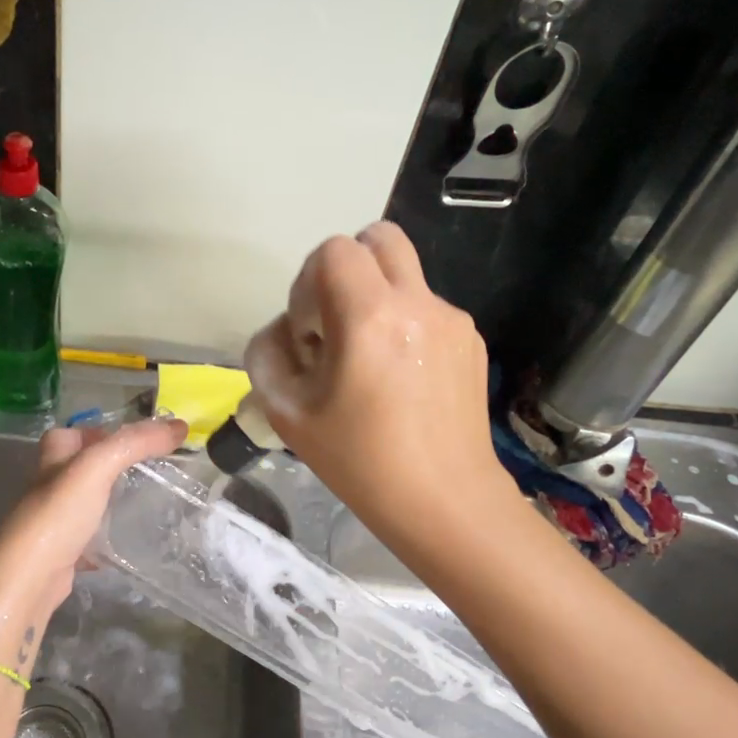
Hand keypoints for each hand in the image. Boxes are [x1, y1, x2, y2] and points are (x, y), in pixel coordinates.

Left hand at [0, 418, 187, 632]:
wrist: (31, 576)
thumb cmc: (59, 514)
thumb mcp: (97, 467)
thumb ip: (135, 444)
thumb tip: (179, 426)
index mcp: (52, 458)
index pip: (71, 433)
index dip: (98, 431)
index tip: (135, 440)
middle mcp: (49, 486)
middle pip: (80, 468)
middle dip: (110, 467)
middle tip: (150, 471)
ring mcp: (54, 521)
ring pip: (86, 503)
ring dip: (110, 501)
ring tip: (148, 502)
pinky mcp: (62, 552)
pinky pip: (89, 538)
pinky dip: (107, 539)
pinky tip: (130, 543)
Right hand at [244, 222, 512, 545]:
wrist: (442, 499)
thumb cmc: (357, 460)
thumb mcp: (285, 413)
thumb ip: (268, 356)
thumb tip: (283, 334)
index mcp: (369, 317)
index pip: (332, 251)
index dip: (306, 286)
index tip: (309, 338)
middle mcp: (417, 303)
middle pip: (377, 239)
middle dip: (344, 271)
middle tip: (333, 325)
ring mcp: (451, 318)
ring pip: (403, 274)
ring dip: (374, 298)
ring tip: (365, 361)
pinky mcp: (470, 340)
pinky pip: (425, 309)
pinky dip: (401, 326)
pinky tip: (397, 381)